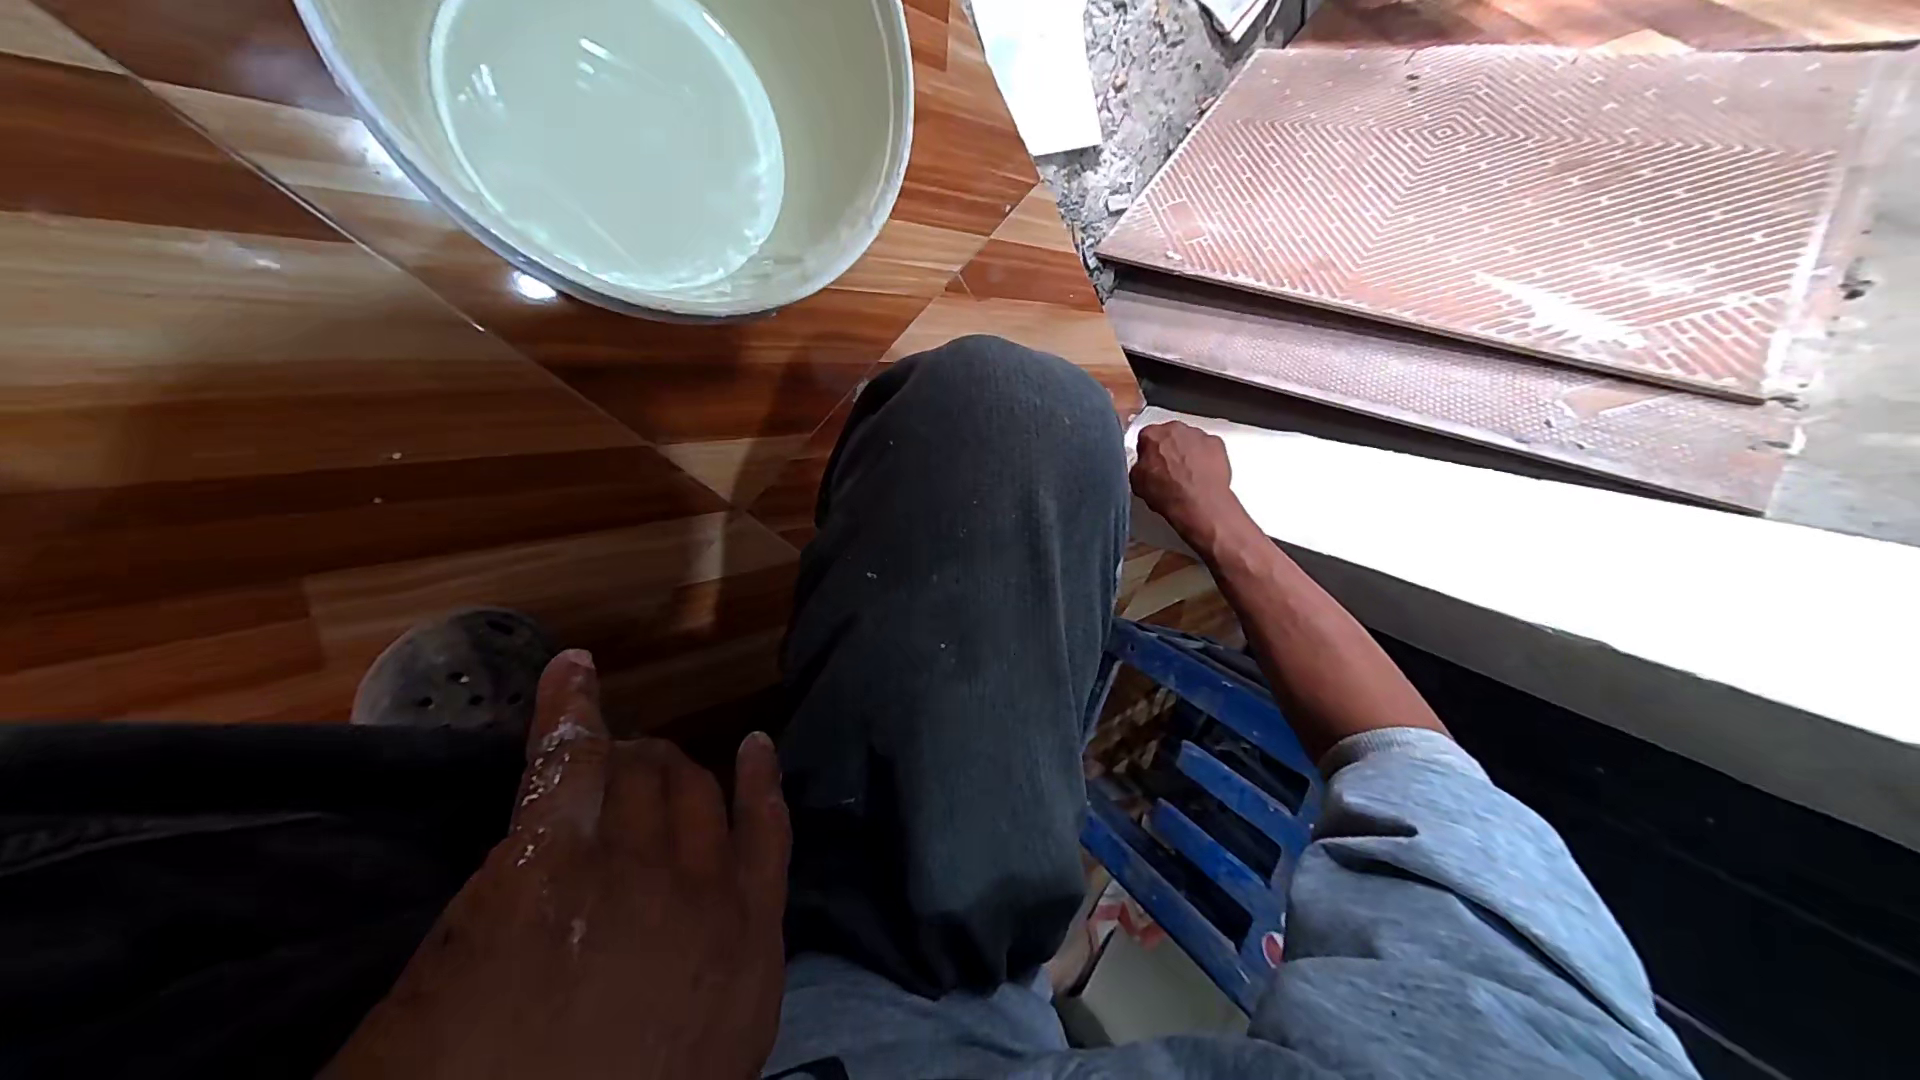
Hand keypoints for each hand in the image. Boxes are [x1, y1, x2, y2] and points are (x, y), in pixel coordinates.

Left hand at [324, 650, 790, 1079]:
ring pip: (644, 773)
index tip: (754, 748)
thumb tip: (719, 931)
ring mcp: (628, 870)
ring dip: (631, 751)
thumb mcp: (717, 1052)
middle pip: (697, 794)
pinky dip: (571, 707)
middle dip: (675, 772)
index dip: (761, 784)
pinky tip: (573, 669)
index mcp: (748, 939)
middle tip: (647, 768)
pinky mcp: (547, 862)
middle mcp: (703, 891)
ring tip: (617, 742)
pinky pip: (570, 761)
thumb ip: (731, 977)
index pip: (766, 834)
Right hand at [1130, 421, 1243, 549]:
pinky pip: (1208, 447)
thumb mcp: (1137, 482)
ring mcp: (1198, 435)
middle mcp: (1175, 429)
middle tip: (1169, 469)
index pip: (1146, 437)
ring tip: (1187, 474)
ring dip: (1187, 452)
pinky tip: (1201, 474)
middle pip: (1170, 435)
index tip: (1151, 462)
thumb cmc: (1170, 493)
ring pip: (1190, 440)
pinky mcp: (1216, 443)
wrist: (1198, 504)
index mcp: (1152, 435)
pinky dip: (1205, 457)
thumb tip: (1141, 466)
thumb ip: (1138, 465)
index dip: (1148, 451)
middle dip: (1169, 448)